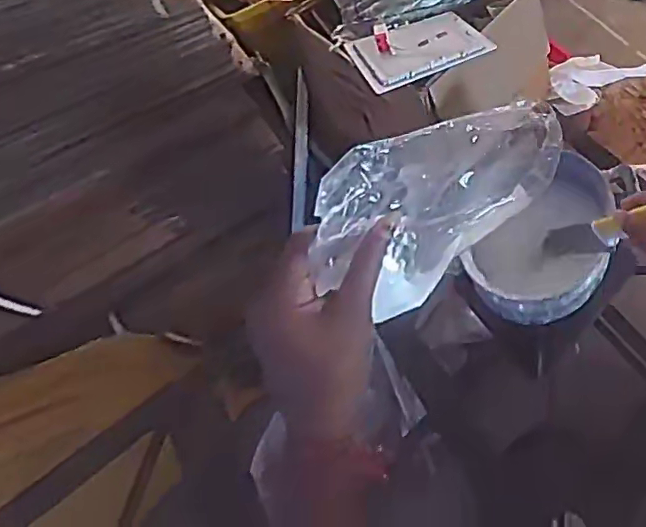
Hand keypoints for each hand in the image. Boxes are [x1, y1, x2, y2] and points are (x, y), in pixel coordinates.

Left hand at [246, 221, 389, 440]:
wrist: (323, 424)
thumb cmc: (337, 365)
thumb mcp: (355, 308)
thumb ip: (366, 261)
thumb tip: (384, 222)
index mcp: (274, 295)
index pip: (301, 243)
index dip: (333, 229)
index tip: (366, 223)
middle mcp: (262, 302)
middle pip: (297, 257)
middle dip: (333, 246)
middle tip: (369, 238)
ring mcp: (266, 319)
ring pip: (299, 274)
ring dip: (329, 264)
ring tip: (363, 256)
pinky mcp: (277, 331)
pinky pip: (297, 293)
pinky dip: (321, 283)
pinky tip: (347, 283)